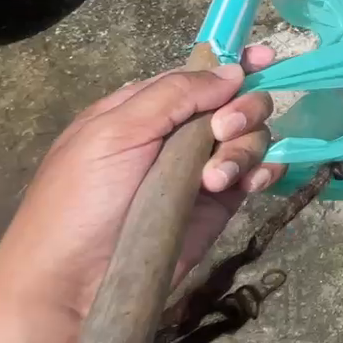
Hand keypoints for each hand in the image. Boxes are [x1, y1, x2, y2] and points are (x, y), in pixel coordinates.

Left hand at [0, 43, 284, 319]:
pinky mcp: (226, 197)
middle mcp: (182, 133)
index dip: (236, 63)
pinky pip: (264, 169)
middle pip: (239, 101)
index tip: (266, 58)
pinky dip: (264, 171)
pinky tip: (248, 186)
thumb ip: (175, 95)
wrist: (75, 284)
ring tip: (218, 180)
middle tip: (224, 132)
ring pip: (256, 135)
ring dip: (246, 149)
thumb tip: (234, 71)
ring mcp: (206, 165)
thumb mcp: (113, 135)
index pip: (200, 74)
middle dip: (243, 111)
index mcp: (146, 110)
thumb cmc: (79, 203)